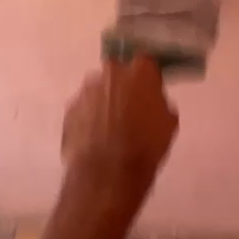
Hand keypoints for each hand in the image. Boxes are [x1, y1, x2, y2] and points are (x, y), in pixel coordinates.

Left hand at [61, 58, 177, 185]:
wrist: (107, 175)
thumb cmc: (146, 146)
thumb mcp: (168, 122)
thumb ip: (158, 102)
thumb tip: (151, 102)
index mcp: (140, 70)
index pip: (147, 63)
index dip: (149, 78)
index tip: (150, 91)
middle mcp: (111, 71)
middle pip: (119, 73)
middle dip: (123, 86)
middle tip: (129, 109)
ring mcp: (87, 89)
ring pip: (98, 90)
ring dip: (104, 101)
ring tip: (109, 127)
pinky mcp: (70, 109)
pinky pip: (84, 109)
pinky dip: (89, 118)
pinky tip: (95, 138)